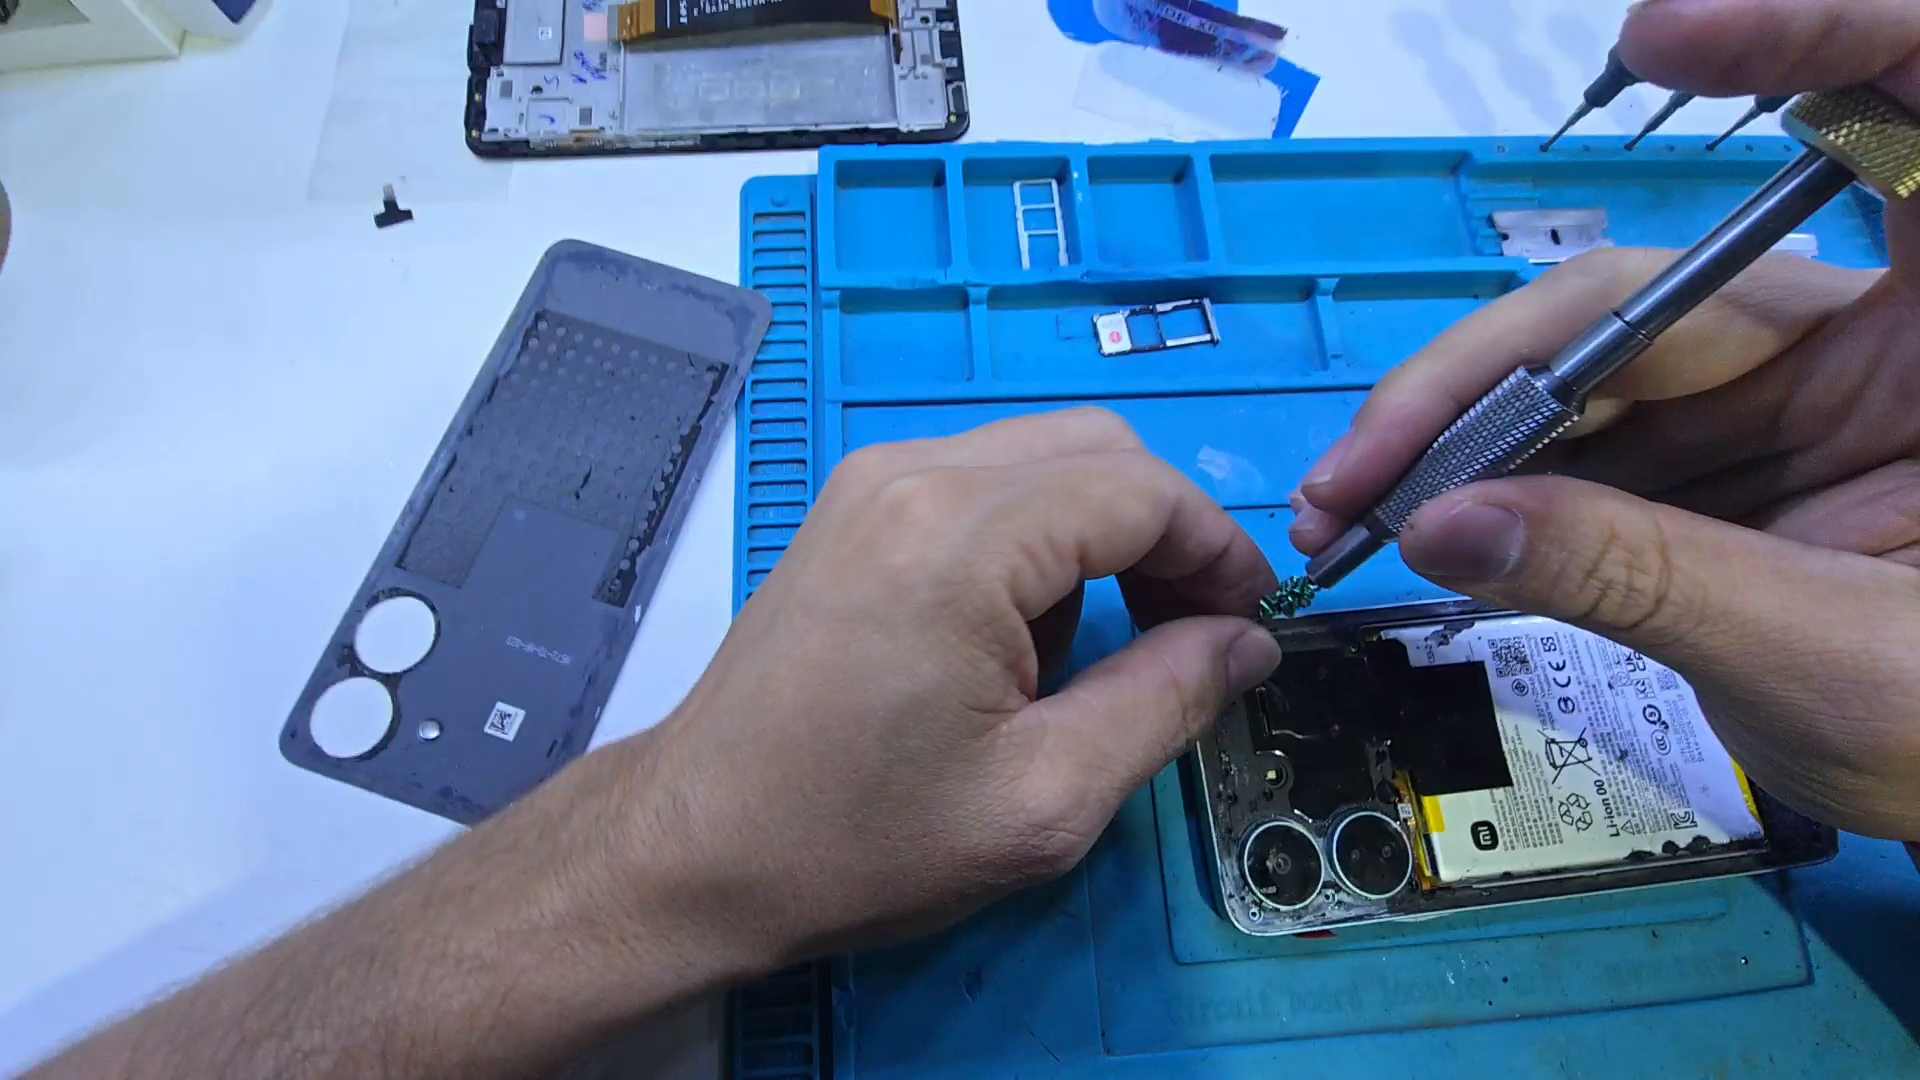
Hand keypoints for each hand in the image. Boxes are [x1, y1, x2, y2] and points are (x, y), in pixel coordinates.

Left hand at [646, 408, 1280, 964]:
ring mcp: (874, 478)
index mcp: (962, 534)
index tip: (1246, 622)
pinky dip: (1036, 536)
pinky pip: (985, 482)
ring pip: (1044, 459)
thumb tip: (1247, 640)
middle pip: (1098, 451)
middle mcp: (914, 470)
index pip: (1142, 490)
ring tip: (1081, 650)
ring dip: (1099, 536)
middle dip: (1164, 532)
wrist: (697, 844)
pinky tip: (1011, 626)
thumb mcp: (1045, 798)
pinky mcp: (854, 504)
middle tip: (1185, 630)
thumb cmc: (862, 839)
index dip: (1217, 549)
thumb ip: (1169, 700)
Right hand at [1291, 0, 1919, 839]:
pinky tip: (1391, 522)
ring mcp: (1739, 405)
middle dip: (1458, 389)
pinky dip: (1458, 487)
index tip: (1656, 36)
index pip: (1918, 130)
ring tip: (1338, 515)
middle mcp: (1838, 347)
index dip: (1812, 46)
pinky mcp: (1672, 460)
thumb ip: (1633, 578)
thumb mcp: (1826, 663)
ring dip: (1427, 448)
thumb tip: (1437, 525)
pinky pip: (1541, 449)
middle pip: (1615, 312)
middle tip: (1349, 479)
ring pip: (1548, 383)